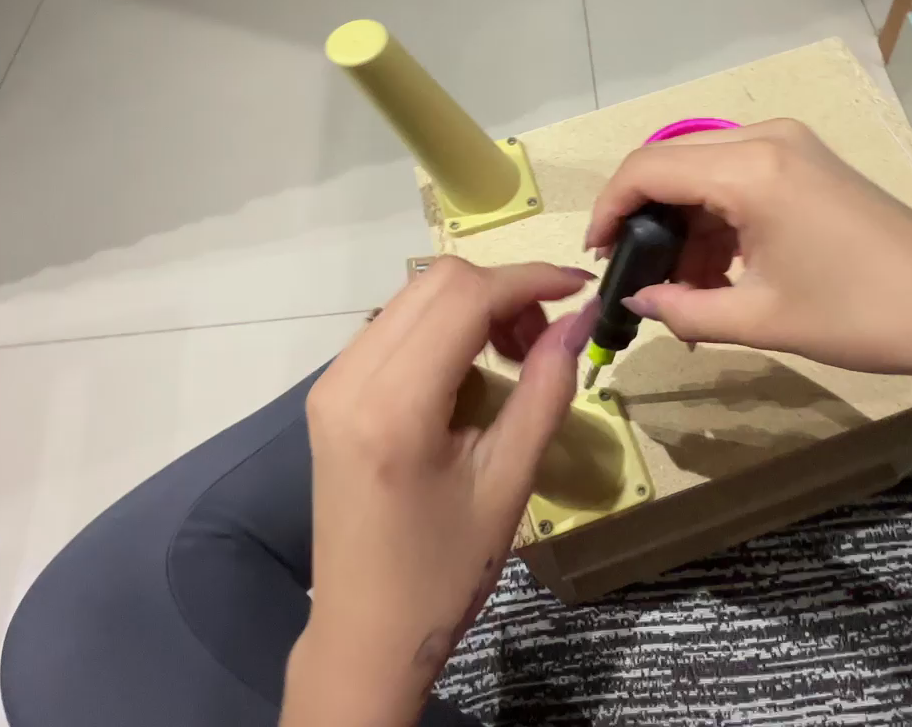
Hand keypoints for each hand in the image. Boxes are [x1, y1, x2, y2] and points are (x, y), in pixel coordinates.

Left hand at [284, 258, 596, 726]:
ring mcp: (331, 381)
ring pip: (415, 297)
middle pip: (437, 281)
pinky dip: (443, 329)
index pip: (464, 296)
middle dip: (503, 293)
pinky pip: (395, 327)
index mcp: (393, 405)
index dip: (528, 279)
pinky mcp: (330, 391)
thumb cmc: (444, 570)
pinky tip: (469, 376)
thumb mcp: (509, 481)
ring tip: (513, 361)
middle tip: (543, 342)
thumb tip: (581, 317)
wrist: (365, 632)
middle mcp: (349, 376)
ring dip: (474, 308)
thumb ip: (546, 388)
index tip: (580, 289)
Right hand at [583, 118, 911, 378]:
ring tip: (687, 287)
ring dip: (683, 223)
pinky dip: (716, 219)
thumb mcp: (761, 320)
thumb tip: (636, 300)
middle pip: (670, 162)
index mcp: (749, 169)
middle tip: (638, 274)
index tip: (596, 256)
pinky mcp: (806, 160)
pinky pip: (736, 177)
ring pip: (702, 170)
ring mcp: (790, 145)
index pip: (645, 169)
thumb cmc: (862, 315)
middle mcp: (764, 138)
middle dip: (644, 217)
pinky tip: (721, 269)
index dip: (607, 209)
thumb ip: (683, 309)